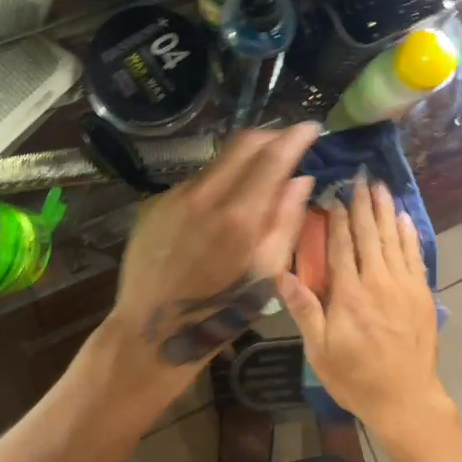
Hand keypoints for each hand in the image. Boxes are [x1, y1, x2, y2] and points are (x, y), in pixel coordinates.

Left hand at [108, 123, 319, 372]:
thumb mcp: (266, 276)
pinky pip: (197, 182)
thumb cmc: (218, 313)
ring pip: (219, 161)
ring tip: (259, 177)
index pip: (272, 156)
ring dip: (244, 160)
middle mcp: (204, 196)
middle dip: (271, 136)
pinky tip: (221, 209)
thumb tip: (302, 179)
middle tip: (289, 143)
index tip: (312, 127)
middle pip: (243, 142)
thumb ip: (286, 222)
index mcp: (238, 217)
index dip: (296, 136)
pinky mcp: (156, 204)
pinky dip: (218, 184)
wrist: (149, 334)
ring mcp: (175, 197)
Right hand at [278, 176, 449, 434]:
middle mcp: (378, 282)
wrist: (405, 400)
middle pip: (369, 234)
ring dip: (385, 210)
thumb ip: (304, 309)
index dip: (338, 219)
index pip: (342, 246)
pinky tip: (403, 217)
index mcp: (350, 294)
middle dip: (363, 204)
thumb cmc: (356, 377)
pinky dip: (408, 233)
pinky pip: (414, 255)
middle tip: (359, 178)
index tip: (335, 196)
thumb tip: (283, 274)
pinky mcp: (421, 294)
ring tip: (380, 186)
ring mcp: (404, 285)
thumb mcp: (319, 351)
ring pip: (393, 238)